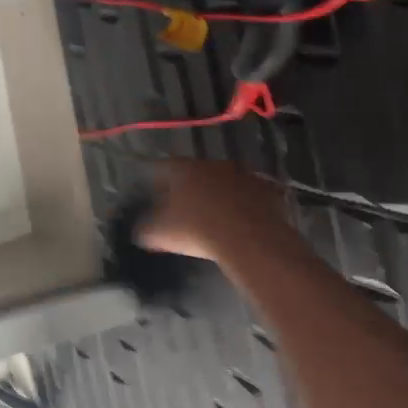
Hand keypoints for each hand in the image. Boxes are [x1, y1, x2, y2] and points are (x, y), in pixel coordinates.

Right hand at [136, 159, 289, 262]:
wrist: (252, 242)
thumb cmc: (197, 231)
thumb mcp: (160, 234)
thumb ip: (145, 228)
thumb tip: (140, 230)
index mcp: (181, 169)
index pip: (160, 167)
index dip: (154, 180)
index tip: (152, 194)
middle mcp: (211, 165)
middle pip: (194, 172)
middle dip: (188, 186)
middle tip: (184, 207)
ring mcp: (242, 175)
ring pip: (224, 181)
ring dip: (218, 194)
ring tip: (215, 216)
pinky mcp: (268, 190)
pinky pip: (251, 194)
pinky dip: (245, 204)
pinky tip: (241, 222)